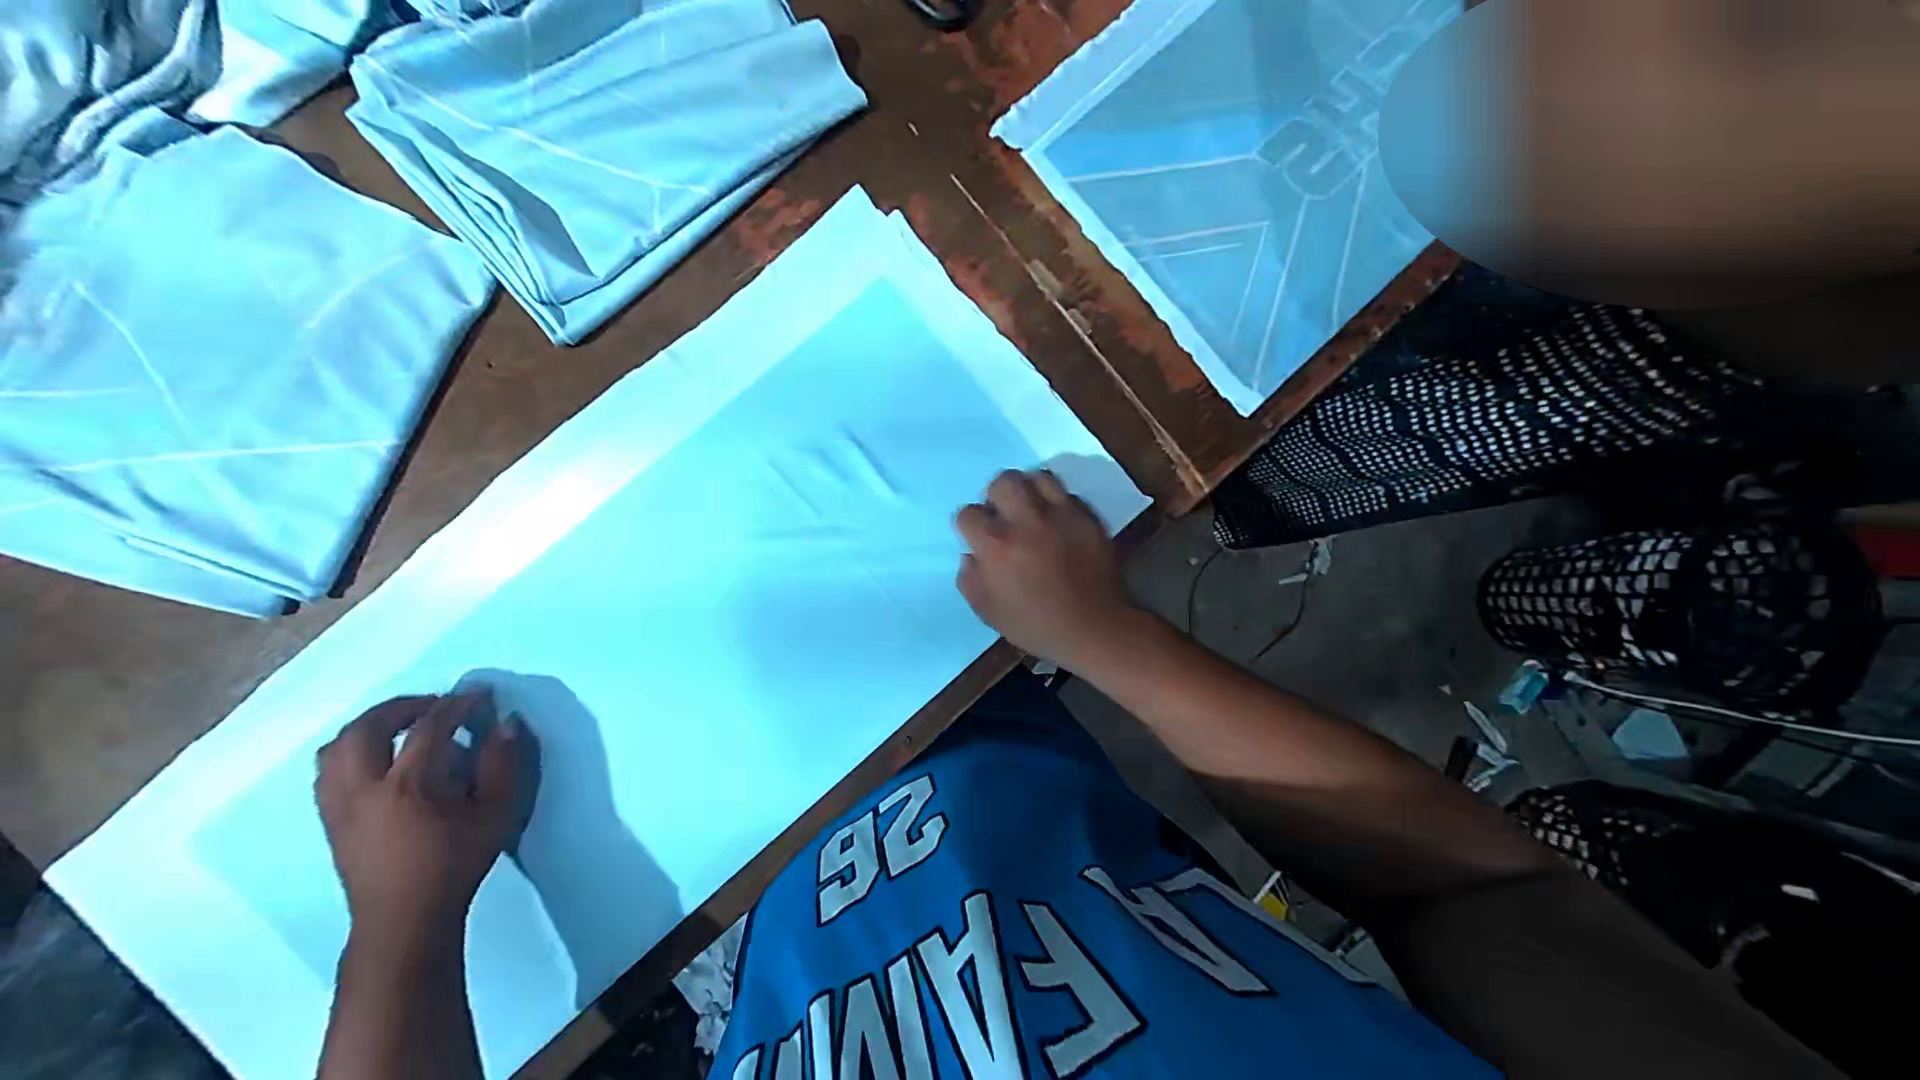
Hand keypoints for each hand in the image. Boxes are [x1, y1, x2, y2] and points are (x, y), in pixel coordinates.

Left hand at [316, 694, 524, 940]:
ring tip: (402, 725)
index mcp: (407, 785)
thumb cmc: (456, 862)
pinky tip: (380, 758)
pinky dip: (354, 750)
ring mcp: (338, 806)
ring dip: (370, 726)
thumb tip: (505, 724)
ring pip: (337, 747)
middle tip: (434, 704)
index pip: (429, 727)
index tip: (479, 696)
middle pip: (366, 729)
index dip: (456, 704)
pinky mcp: (329, 820)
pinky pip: (329, 770)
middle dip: (401, 707)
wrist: (404, 918)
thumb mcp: (497, 812)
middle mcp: (362, 789)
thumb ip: (503, 764)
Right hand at [955, 470, 1138, 667]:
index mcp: (997, 546)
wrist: (1094, 629)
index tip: (978, 538)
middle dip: (996, 496)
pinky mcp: (1088, 519)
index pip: (968, 514)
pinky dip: (1058, 505)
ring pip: (1038, 477)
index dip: (969, 526)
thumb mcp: (989, 613)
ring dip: (1029, 490)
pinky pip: (1068, 495)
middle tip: (1003, 515)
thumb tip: (971, 555)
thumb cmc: (1037, 626)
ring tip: (1031, 510)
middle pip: (1003, 481)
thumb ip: (970, 579)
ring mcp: (1062, 516)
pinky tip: (1058, 524)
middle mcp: (1027, 522)